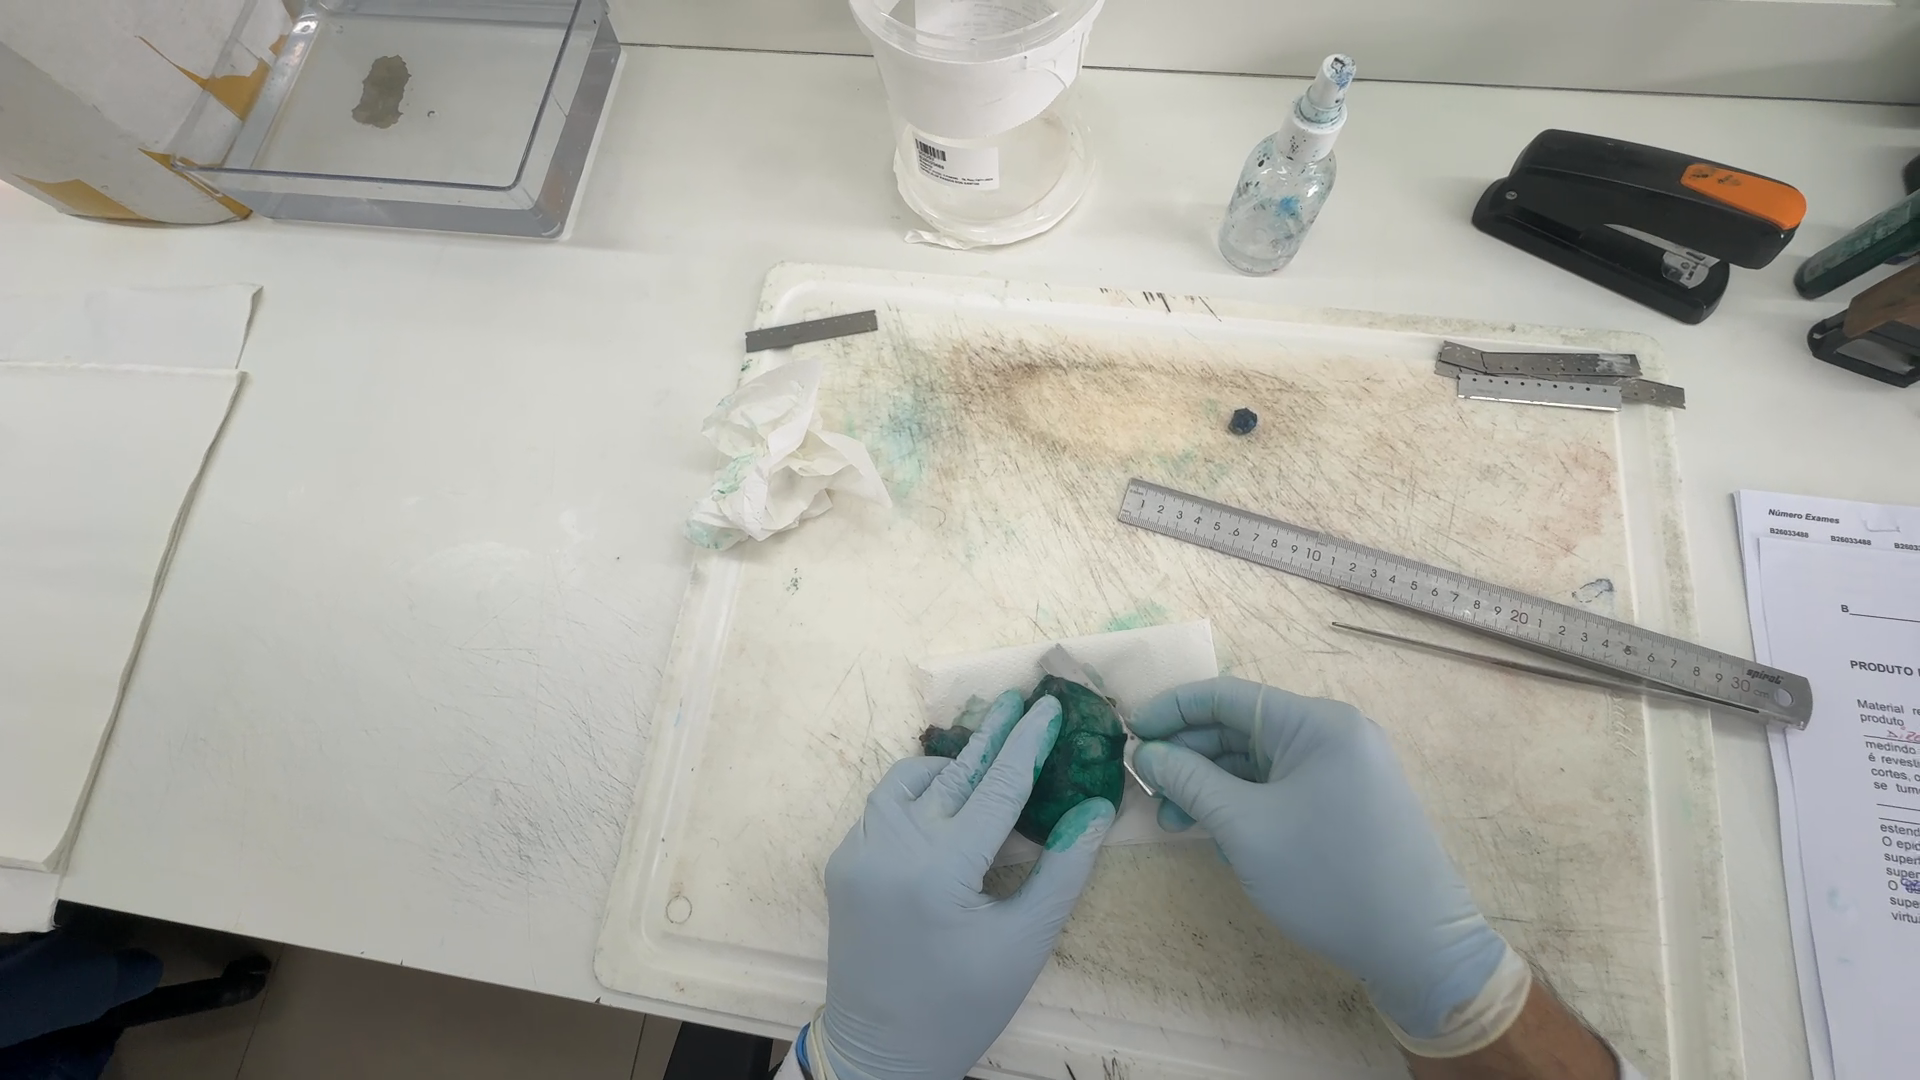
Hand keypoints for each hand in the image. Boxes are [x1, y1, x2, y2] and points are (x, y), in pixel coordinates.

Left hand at [811, 691, 1116, 1079]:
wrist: (878, 1054)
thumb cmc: (963, 1005)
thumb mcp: (1025, 945)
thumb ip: (1061, 871)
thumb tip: (1096, 809)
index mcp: (941, 872)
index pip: (997, 788)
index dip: (1027, 743)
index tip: (1047, 706)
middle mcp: (893, 849)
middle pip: (953, 773)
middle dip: (990, 733)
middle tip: (1016, 697)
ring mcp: (859, 852)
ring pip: (907, 781)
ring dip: (948, 764)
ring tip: (982, 758)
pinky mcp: (842, 862)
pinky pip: (881, 807)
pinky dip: (913, 793)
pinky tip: (939, 801)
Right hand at [1130, 677, 1513, 1044]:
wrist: (1422, 956)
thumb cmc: (1329, 878)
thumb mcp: (1245, 827)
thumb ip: (1188, 780)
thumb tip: (1145, 753)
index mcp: (1316, 723)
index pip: (1226, 696)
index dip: (1172, 710)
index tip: (1131, 733)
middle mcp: (1330, 733)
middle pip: (1238, 728)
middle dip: (1188, 756)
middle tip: (1147, 788)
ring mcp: (1339, 767)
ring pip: (1253, 759)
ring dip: (1208, 784)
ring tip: (1173, 821)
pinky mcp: (1340, 798)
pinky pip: (1275, 784)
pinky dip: (1238, 801)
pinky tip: (1211, 830)